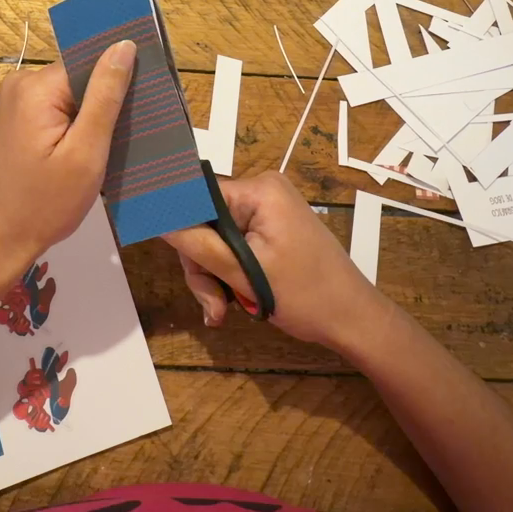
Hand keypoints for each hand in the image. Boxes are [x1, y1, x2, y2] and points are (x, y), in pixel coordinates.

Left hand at [0, 42, 135, 275]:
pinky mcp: (17, 117)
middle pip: (79, 75)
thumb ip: (105, 96)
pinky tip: (90, 147)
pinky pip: (56, 106)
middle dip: (105, 98)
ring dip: (92, 113)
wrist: (2, 238)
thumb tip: (123, 45)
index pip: (89, 62)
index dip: (118, 77)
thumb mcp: (86, 152)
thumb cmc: (47, 203)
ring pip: (70, 92)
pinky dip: (75, 122)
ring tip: (113, 142)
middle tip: (131, 128)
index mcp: (36, 87)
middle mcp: (21, 83)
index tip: (145, 97)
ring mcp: (15, 100)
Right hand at [165, 172, 391, 350]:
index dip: (179, 226)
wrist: (355, 321)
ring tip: (223, 312)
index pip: (197, 196)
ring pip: (215, 238)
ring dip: (214, 276)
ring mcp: (267, 210)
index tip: (175, 258)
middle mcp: (261, 190)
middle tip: (214, 307)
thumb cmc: (306, 296)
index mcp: (259, 190)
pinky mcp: (270, 228)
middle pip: (204, 221)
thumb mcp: (245, 274)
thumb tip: (156, 217)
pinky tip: (233, 302)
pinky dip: (229, 273)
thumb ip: (197, 244)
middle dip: (203, 266)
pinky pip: (233, 244)